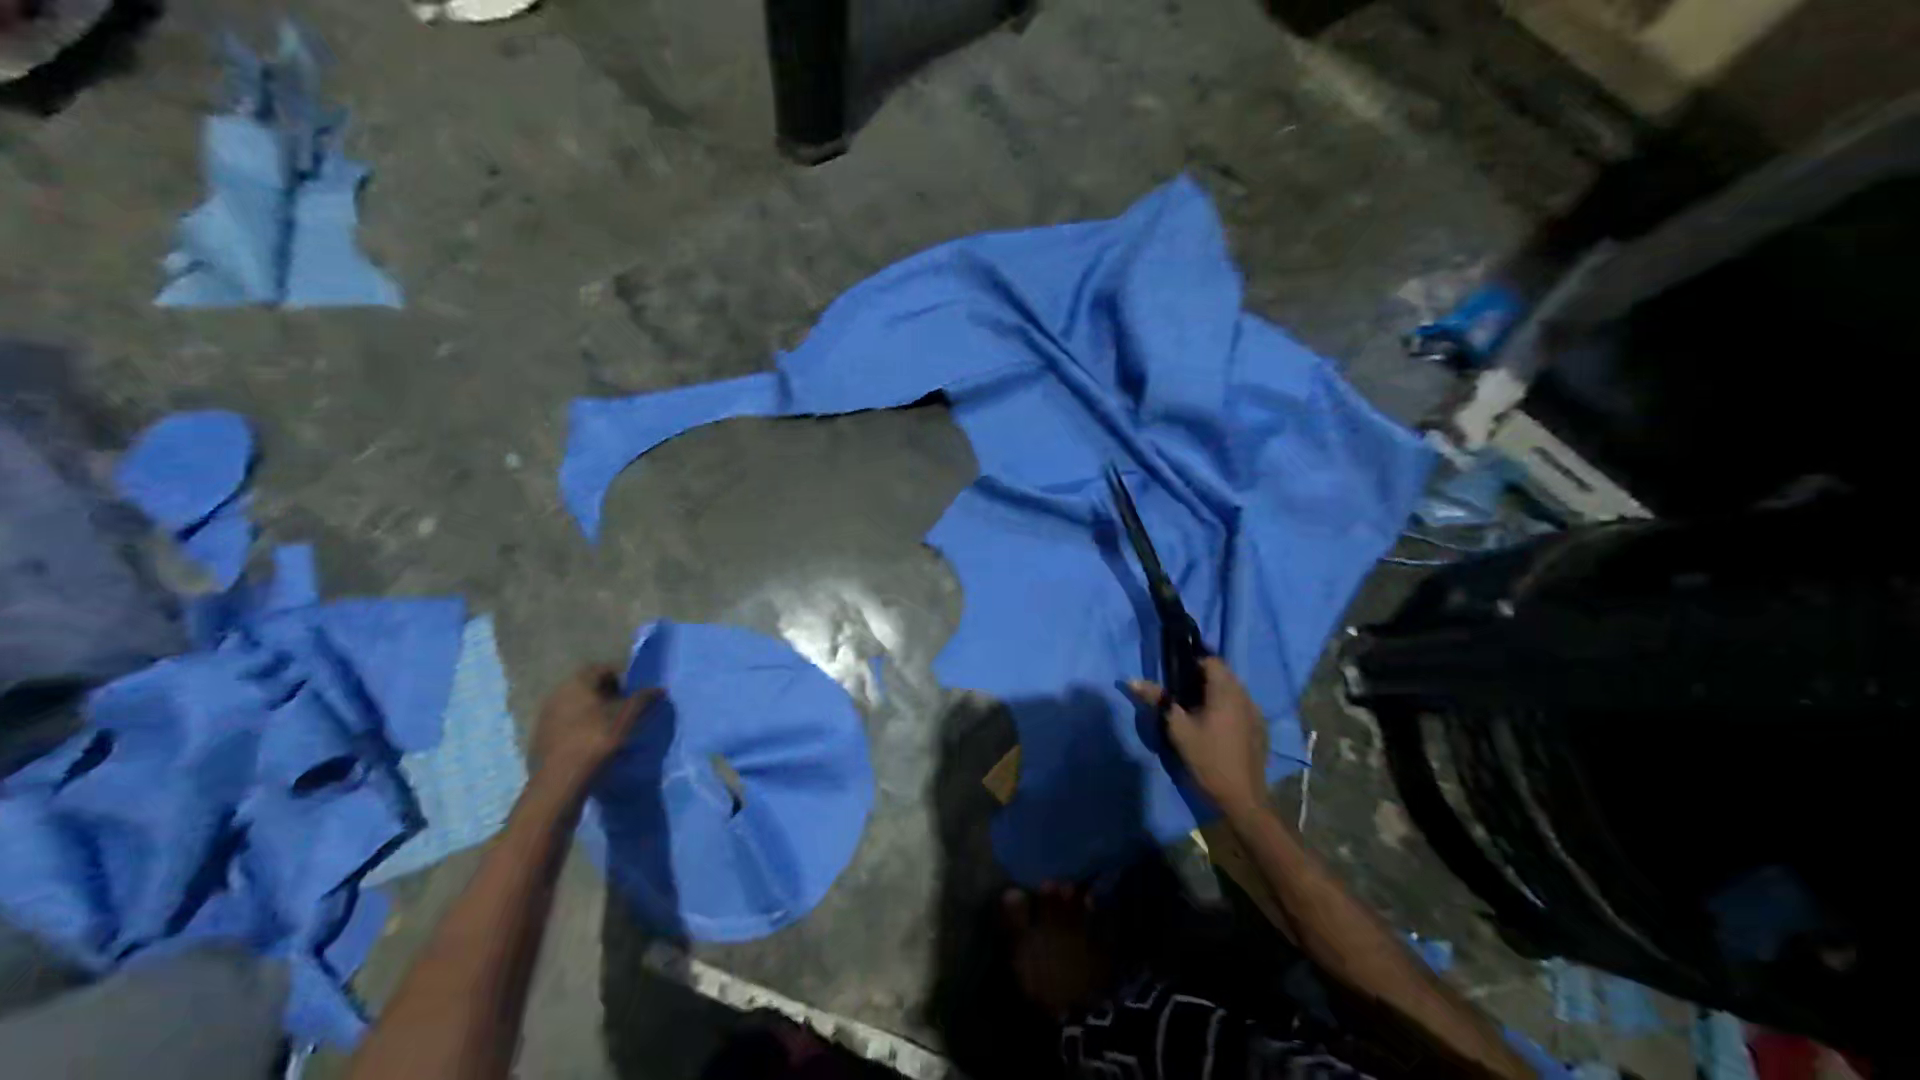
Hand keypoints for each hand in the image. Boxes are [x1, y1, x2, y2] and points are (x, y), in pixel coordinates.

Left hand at [531, 665, 660, 786]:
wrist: (559, 779)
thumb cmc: (596, 739)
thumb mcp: (626, 718)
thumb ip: (643, 700)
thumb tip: (660, 689)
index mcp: (577, 683)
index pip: (601, 669)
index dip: (619, 679)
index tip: (630, 695)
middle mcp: (557, 693)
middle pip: (586, 687)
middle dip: (604, 695)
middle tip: (621, 710)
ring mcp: (545, 715)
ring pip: (573, 705)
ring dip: (590, 711)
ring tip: (606, 728)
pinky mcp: (539, 736)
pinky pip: (563, 723)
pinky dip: (576, 727)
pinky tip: (587, 743)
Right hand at [1130, 657, 1267, 815]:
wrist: (1242, 798)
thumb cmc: (1207, 759)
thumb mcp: (1177, 729)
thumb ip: (1158, 700)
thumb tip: (1132, 680)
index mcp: (1226, 691)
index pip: (1211, 660)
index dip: (1192, 664)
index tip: (1176, 679)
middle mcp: (1246, 696)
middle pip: (1224, 675)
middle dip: (1202, 680)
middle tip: (1182, 698)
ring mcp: (1256, 713)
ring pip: (1234, 692)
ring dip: (1216, 695)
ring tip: (1197, 713)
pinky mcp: (1261, 729)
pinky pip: (1242, 708)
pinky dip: (1228, 709)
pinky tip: (1217, 730)